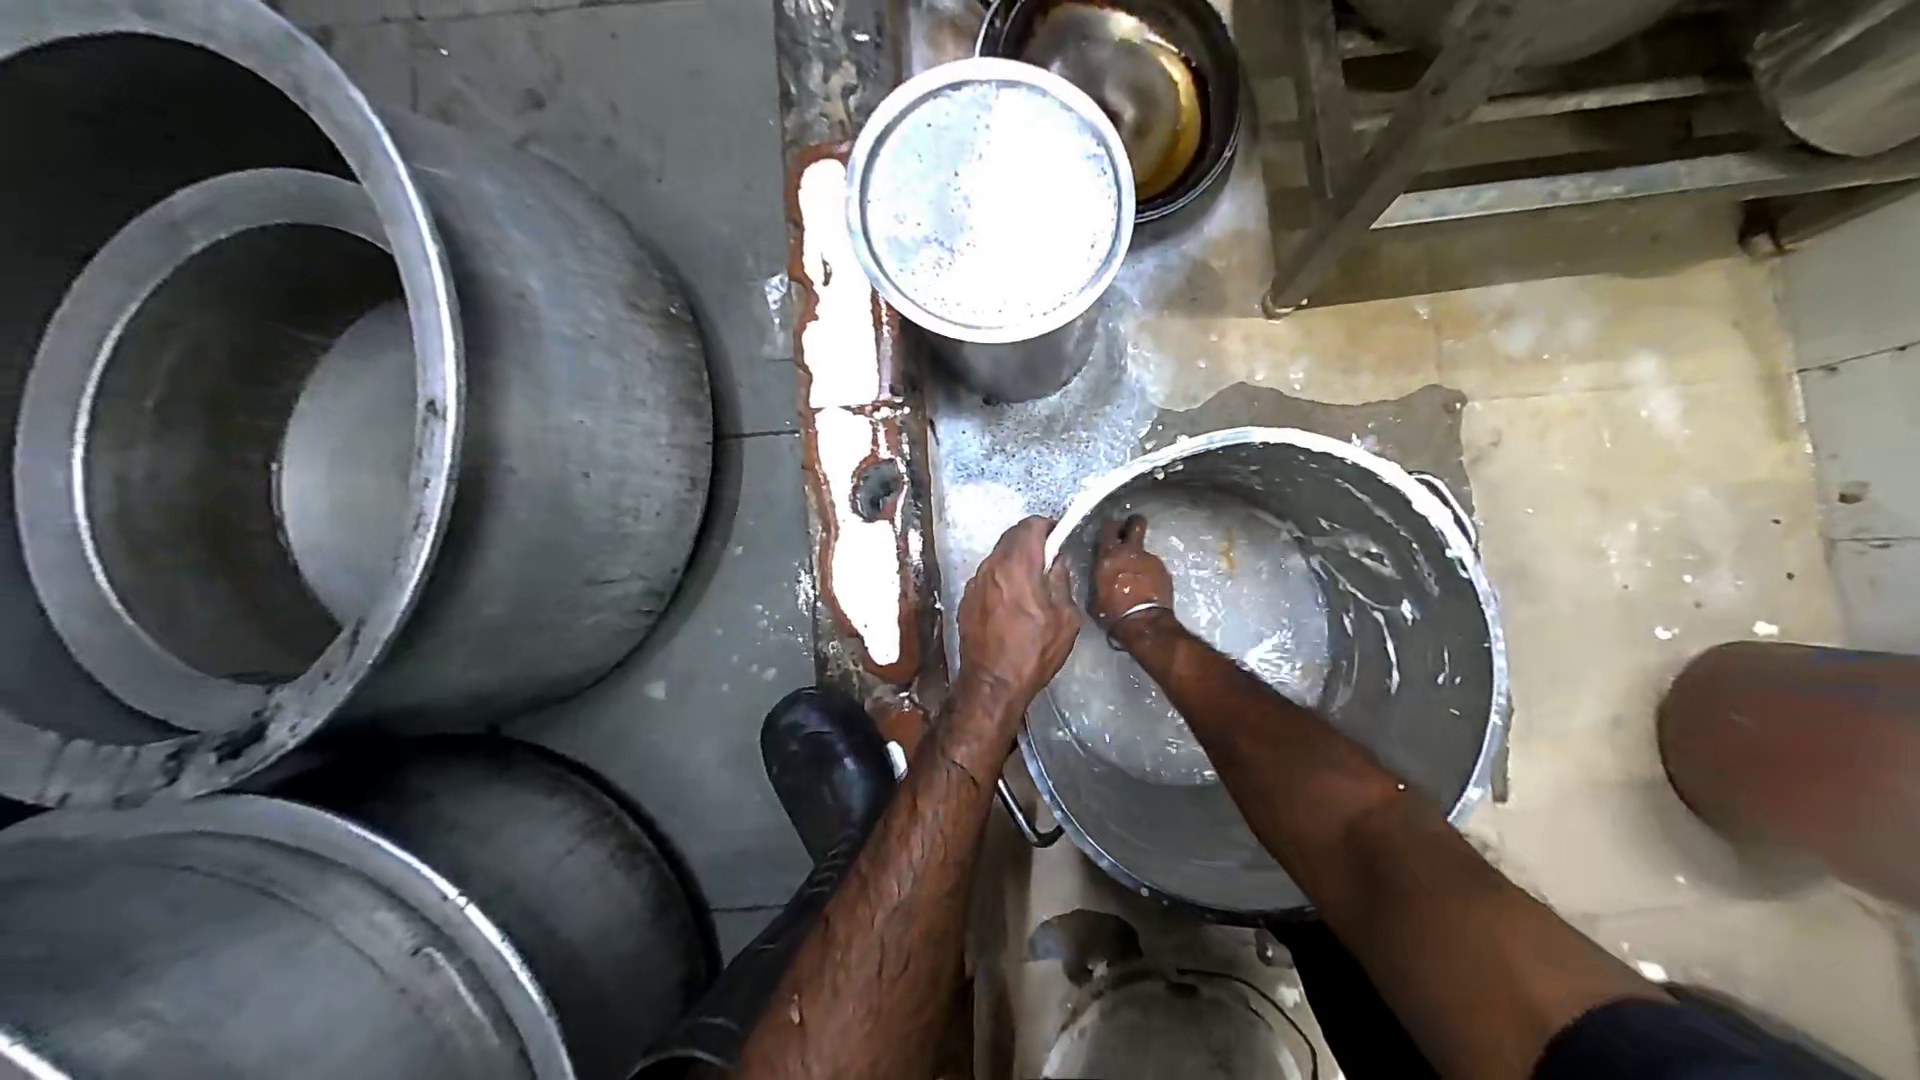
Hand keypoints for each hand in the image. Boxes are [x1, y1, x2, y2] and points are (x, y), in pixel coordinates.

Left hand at [957, 517, 1079, 715]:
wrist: (992, 683)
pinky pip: (987, 576)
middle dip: (1032, 539)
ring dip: (1015, 558)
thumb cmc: (1033, 652)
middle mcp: (991, 567)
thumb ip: (1062, 581)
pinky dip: (1002, 577)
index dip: (1048, 525)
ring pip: (997, 556)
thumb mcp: (1065, 618)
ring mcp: (975, 583)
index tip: (1059, 535)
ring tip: (1033, 579)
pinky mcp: (967, 599)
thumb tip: (1058, 561)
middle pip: (1011, 537)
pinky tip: (1013, 599)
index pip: (1030, 526)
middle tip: (1050, 555)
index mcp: (1017, 566)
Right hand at [1092, 515, 1174, 628]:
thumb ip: (1097, 578)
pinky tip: (1147, 586)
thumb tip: (1098, 574)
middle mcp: (1130, 552)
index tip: (1111, 529)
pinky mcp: (1164, 570)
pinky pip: (1154, 566)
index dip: (1111, 526)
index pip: (1109, 527)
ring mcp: (1150, 559)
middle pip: (1136, 524)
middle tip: (1130, 532)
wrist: (1143, 623)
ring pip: (1144, 549)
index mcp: (1108, 556)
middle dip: (1133, 524)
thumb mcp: (1093, 596)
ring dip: (1140, 557)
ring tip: (1137, 575)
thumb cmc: (1112, 612)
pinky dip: (1150, 573)